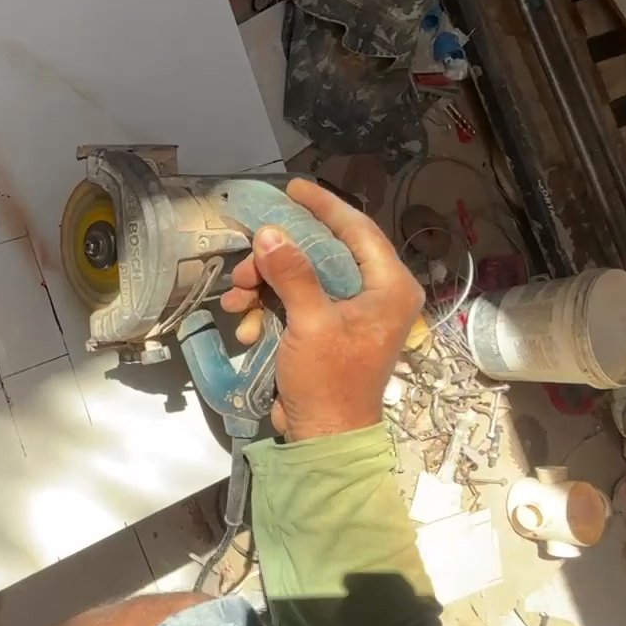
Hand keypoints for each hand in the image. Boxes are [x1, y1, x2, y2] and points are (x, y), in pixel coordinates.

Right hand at [218, 179, 423, 440]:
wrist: (323, 437)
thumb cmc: (330, 381)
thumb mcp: (311, 323)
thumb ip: (293, 275)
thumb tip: (270, 233)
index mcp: (388, 287)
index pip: (357, 229)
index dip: (324, 206)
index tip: (292, 188)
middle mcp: (373, 293)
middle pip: (320, 253)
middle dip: (276, 258)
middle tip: (245, 264)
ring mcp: (347, 312)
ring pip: (299, 277)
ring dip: (262, 285)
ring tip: (236, 299)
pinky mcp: (324, 329)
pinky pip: (291, 302)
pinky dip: (266, 308)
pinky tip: (246, 324)